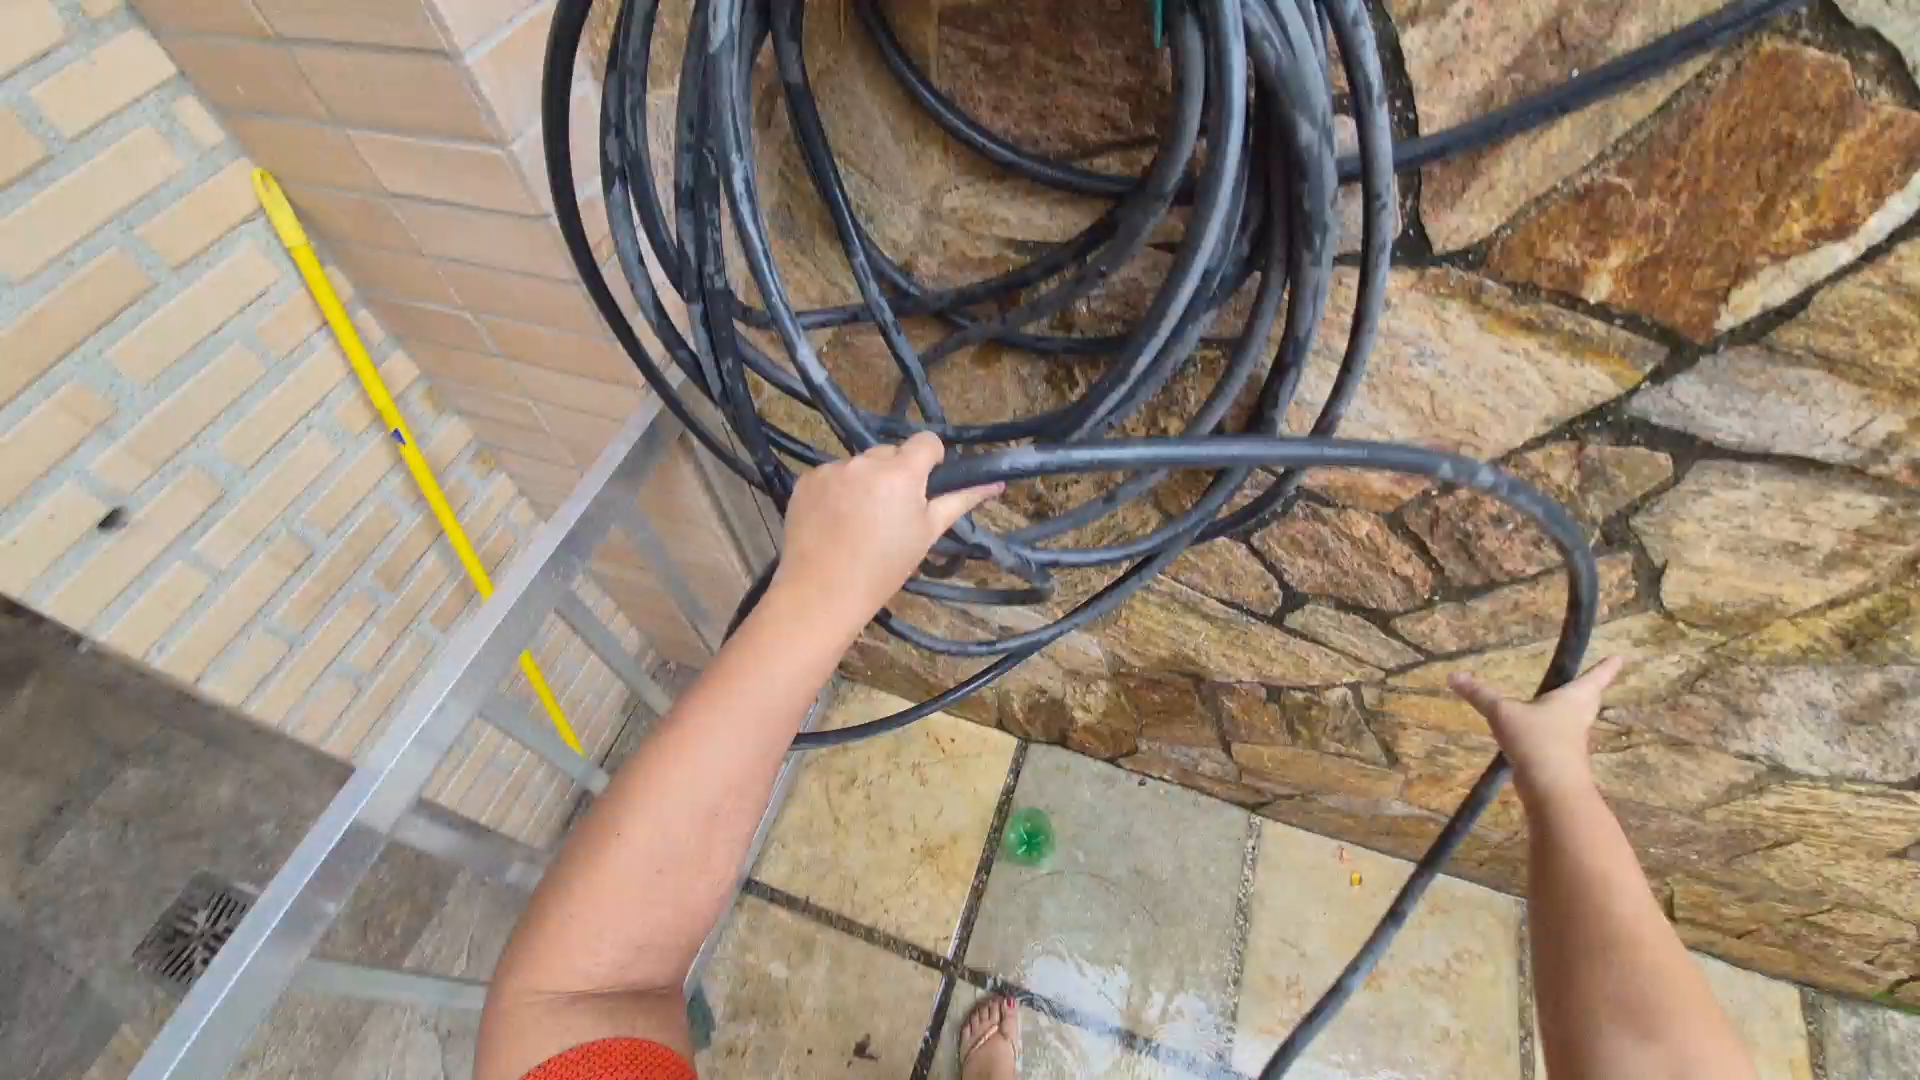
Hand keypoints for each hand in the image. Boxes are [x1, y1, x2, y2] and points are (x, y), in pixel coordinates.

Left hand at [769, 432, 1001, 632]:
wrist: (822, 592)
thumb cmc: (884, 568)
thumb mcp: (927, 534)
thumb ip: (960, 501)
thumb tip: (996, 483)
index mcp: (901, 473)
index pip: (926, 441)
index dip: (931, 460)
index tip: (926, 484)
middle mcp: (865, 462)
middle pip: (890, 453)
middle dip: (895, 474)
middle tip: (892, 512)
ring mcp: (832, 469)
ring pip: (859, 465)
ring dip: (865, 482)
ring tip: (859, 521)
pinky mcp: (806, 480)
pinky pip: (831, 476)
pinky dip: (836, 491)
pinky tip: (834, 521)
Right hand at [1449, 656, 1624, 802]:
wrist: (1552, 787)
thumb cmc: (1537, 740)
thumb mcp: (1502, 712)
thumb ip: (1479, 694)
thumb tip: (1453, 675)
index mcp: (1573, 700)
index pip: (1593, 678)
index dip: (1605, 667)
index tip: (1620, 658)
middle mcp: (1577, 717)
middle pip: (1589, 698)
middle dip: (1591, 688)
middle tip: (1594, 679)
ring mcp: (1570, 739)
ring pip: (1574, 717)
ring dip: (1571, 708)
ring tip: (1560, 700)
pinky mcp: (1560, 755)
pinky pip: (1557, 734)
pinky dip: (1551, 727)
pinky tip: (1536, 728)